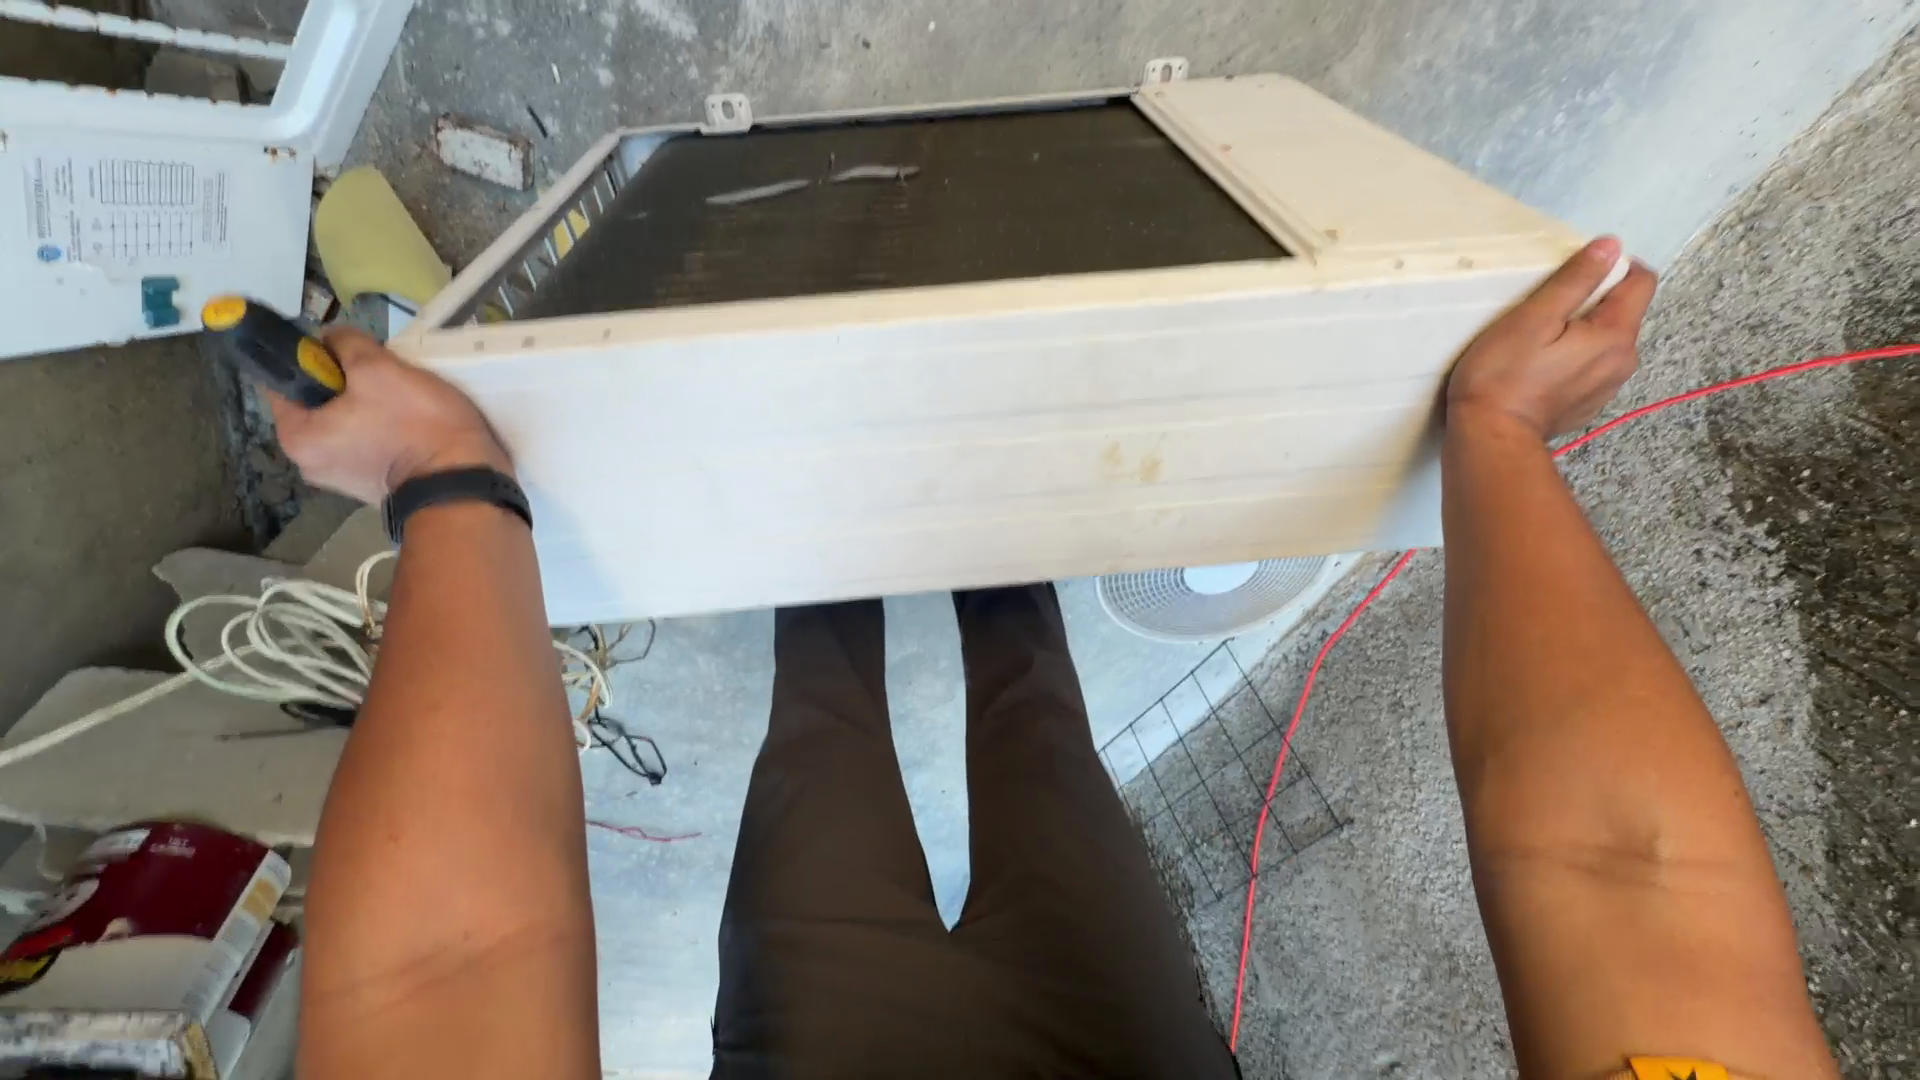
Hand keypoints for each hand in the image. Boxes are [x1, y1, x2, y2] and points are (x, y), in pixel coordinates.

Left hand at [266, 327, 511, 503]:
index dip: (315, 360)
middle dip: (353, 391)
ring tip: (411, 408)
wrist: (467, 483)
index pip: (285, 384)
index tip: (352, 355)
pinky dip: (393, 438)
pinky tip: (419, 431)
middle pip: (324, 409)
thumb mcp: (381, 369)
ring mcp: (349, 482)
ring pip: (353, 430)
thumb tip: (332, 338)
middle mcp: (312, 465)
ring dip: (375, 414)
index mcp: (297, 438)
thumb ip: (348, 344)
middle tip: (390, 381)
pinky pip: (378, 451)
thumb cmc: (417, 426)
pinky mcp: (383, 490)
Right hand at [1446, 236, 1658, 442]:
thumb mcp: (1531, 320)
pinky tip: (1540, 375)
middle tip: (1545, 315)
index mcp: (1615, 334)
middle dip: (1593, 307)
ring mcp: (1606, 388)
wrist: (1489, 438)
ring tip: (1540, 347)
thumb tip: (1610, 246)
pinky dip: (1572, 365)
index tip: (1576, 274)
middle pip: (1622, 316)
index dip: (1614, 268)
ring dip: (1582, 338)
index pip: (1641, 282)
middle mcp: (1624, 361)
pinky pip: (1589, 373)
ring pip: (1605, 346)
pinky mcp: (1586, 408)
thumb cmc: (1501, 377)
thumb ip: (1573, 281)